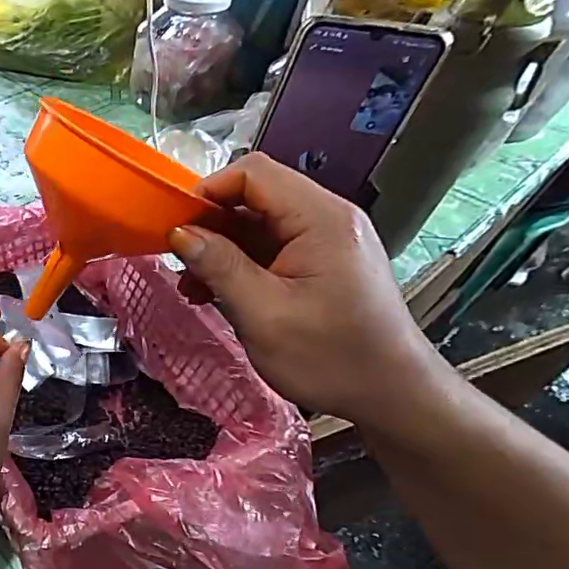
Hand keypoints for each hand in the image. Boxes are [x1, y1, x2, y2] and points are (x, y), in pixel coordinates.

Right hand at [167, 153, 444, 421]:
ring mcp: (327, 240)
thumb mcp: (264, 314)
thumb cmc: (334, 359)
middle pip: (255, 197)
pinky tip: (221, 293)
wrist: (391, 395)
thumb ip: (220, 267)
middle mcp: (328, 218)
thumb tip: (181, 234)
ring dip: (222, 250)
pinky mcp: (323, 262)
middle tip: (182, 263)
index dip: (208, 192)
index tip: (177, 226)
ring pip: (259, 225)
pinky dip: (242, 265)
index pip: (253, 173)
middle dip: (211, 226)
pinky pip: (272, 249)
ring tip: (196, 287)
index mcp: (320, 219)